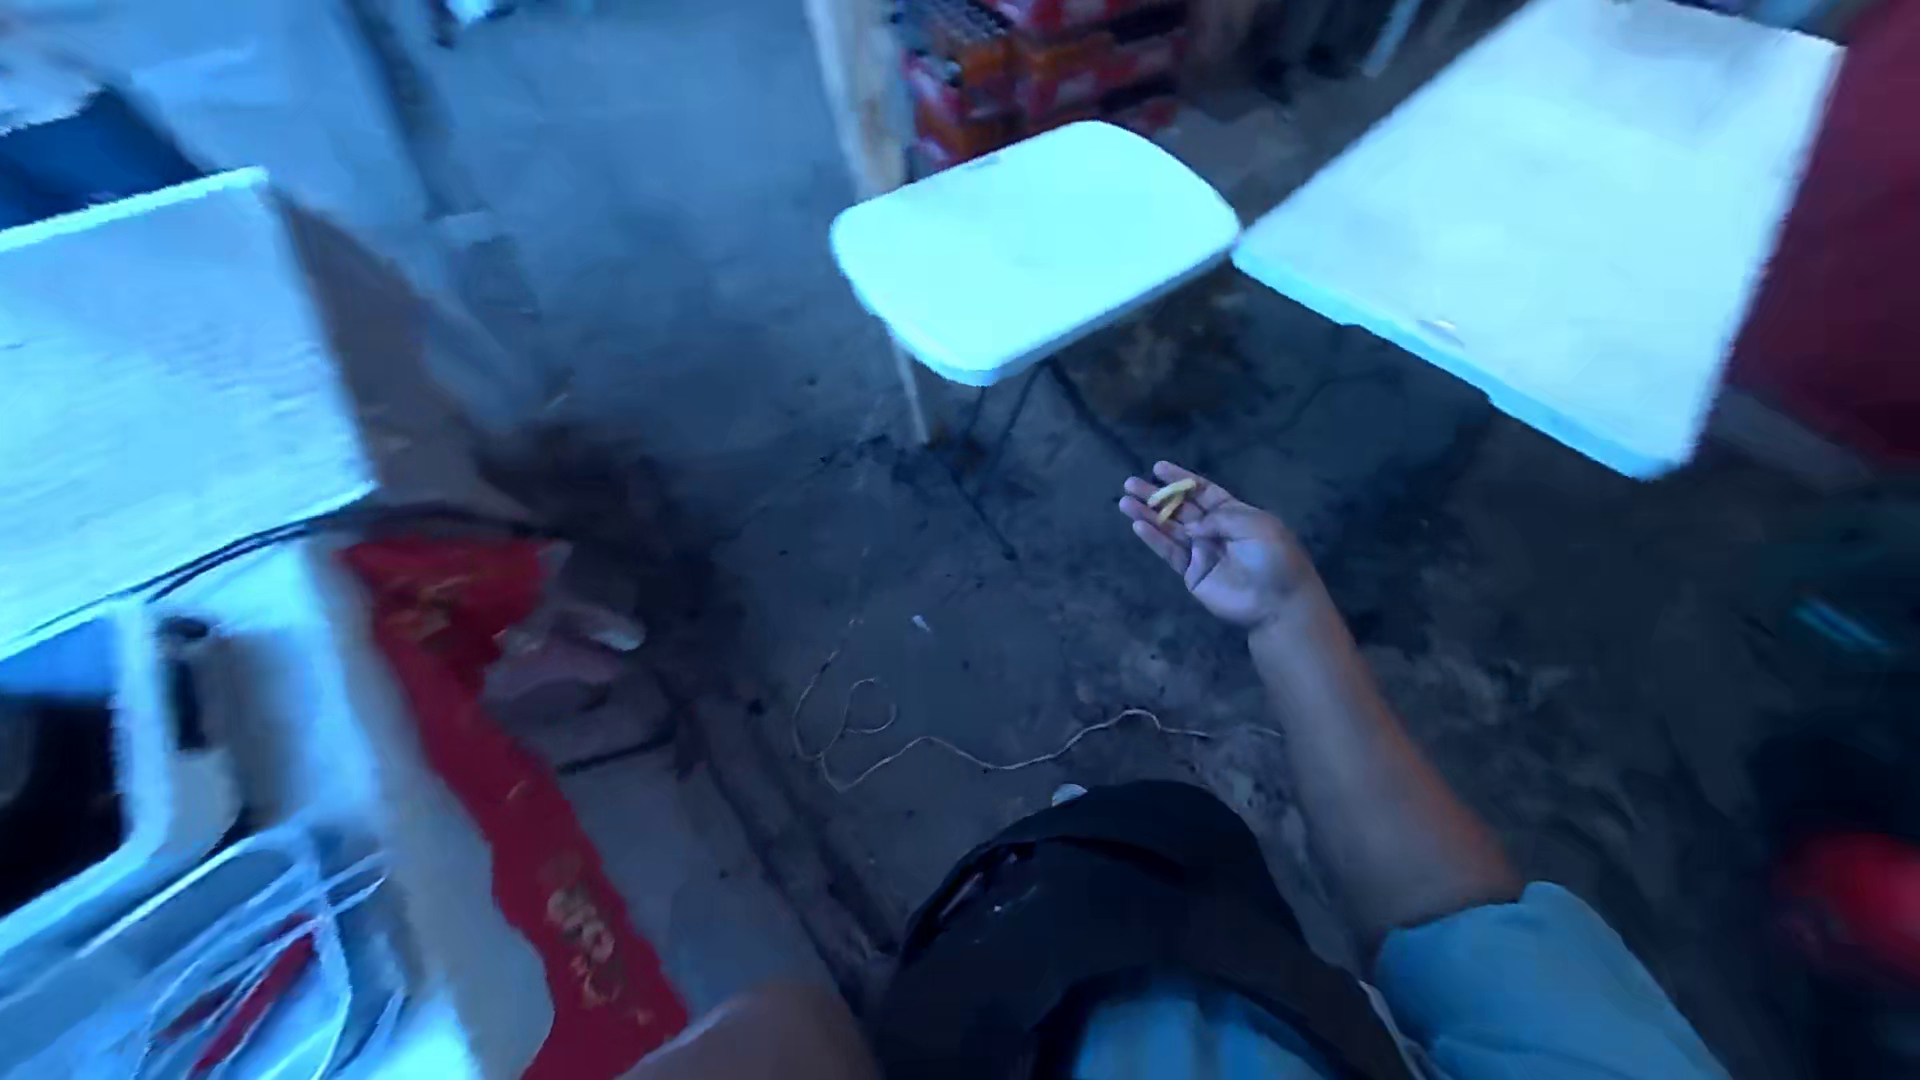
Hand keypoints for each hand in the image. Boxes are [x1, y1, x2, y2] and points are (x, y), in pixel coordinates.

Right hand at [1119, 462, 1323, 631]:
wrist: (1277, 603)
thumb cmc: (1274, 560)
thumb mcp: (1257, 526)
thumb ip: (1221, 518)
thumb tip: (1191, 525)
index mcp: (1234, 513)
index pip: (1202, 492)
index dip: (1180, 479)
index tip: (1157, 467)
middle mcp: (1214, 529)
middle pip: (1180, 508)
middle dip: (1156, 495)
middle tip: (1130, 483)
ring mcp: (1200, 551)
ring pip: (1169, 528)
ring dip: (1147, 515)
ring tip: (1124, 502)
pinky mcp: (1191, 572)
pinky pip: (1169, 552)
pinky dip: (1153, 539)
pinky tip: (1138, 526)